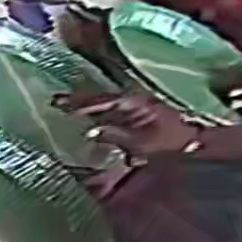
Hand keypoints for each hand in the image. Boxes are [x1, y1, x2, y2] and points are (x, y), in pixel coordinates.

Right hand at [61, 91, 200, 158]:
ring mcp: (132, 107)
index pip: (108, 102)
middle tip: (54, 100)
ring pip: (102, 102)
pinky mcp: (130, 113)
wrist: (188, 143)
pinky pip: (105, 107)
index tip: (68, 111)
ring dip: (81, 102)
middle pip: (101, 98)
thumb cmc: (165, 142)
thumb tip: (88, 132)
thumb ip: (114, 135)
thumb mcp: (139, 141)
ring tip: (59, 102)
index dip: (87, 106)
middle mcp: (134, 102)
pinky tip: (77, 110)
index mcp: (138, 105)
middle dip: (77, 99)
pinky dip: (89, 108)